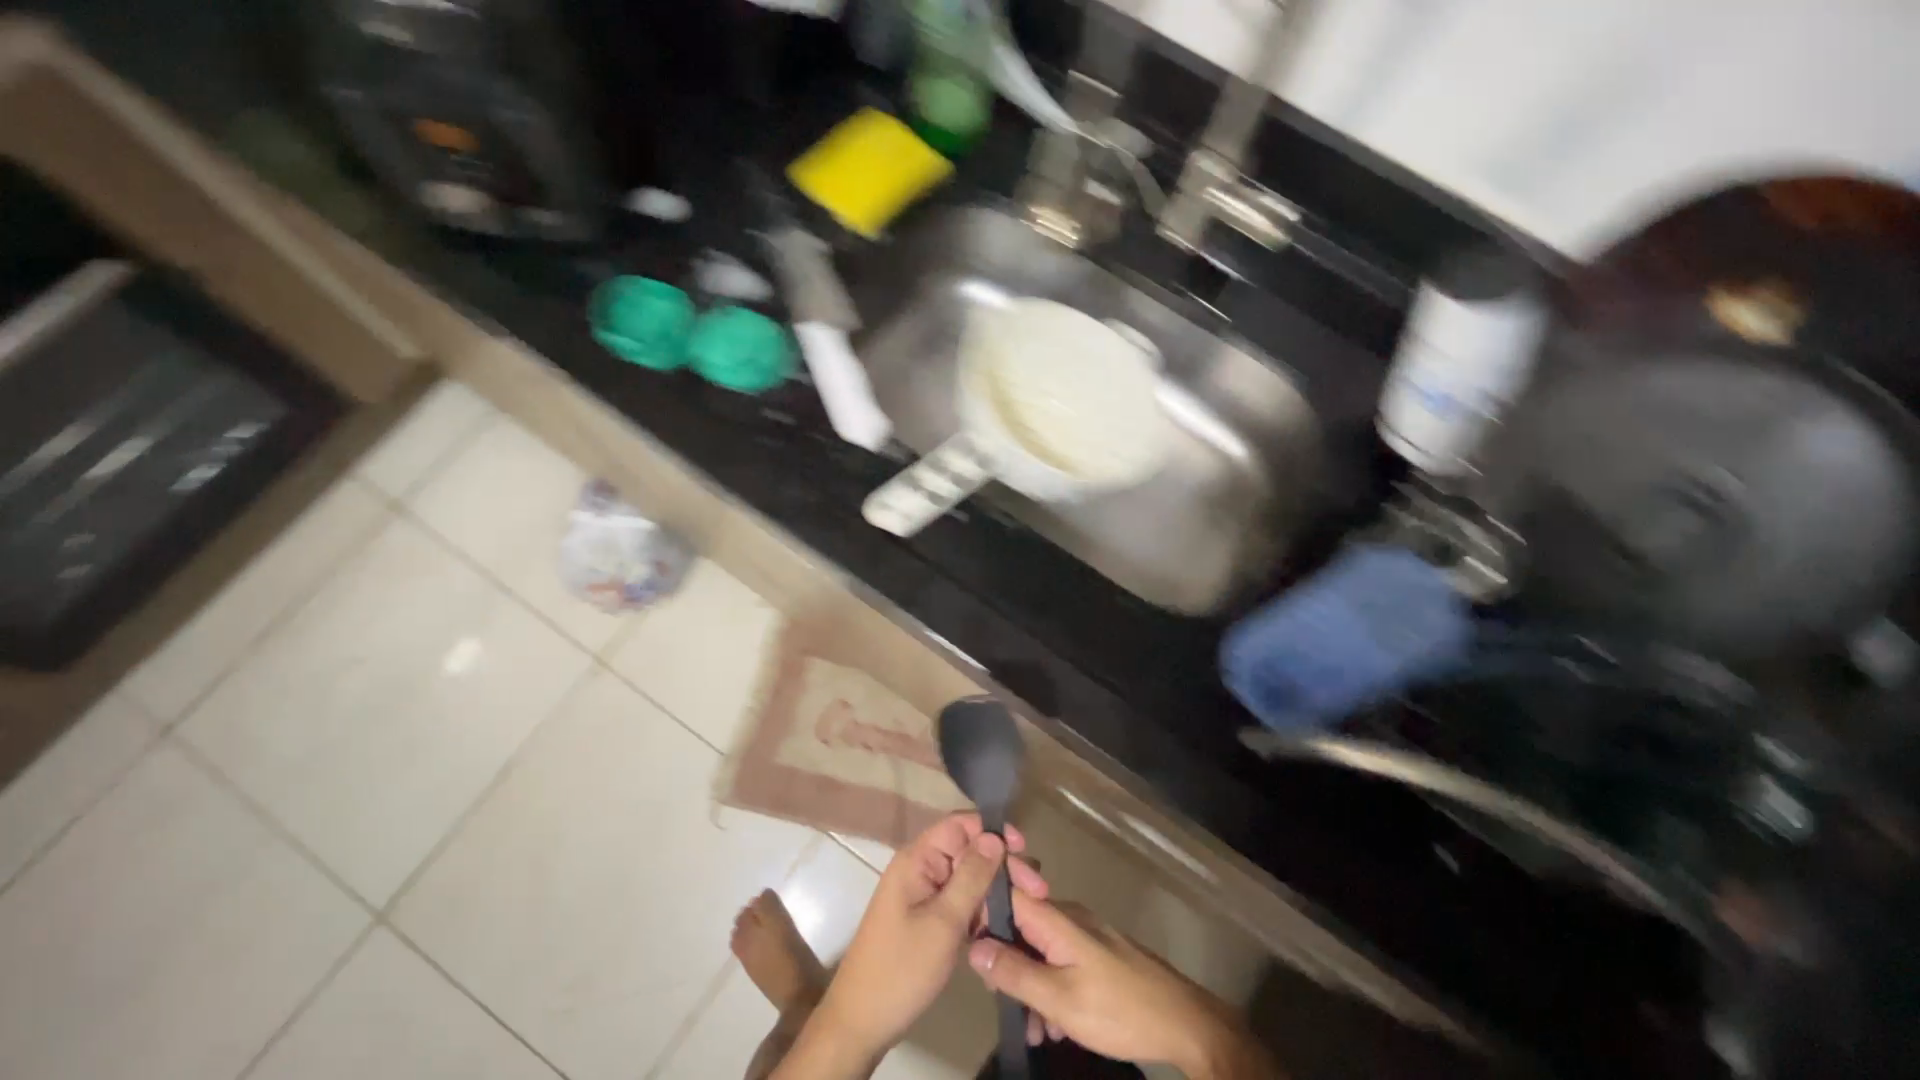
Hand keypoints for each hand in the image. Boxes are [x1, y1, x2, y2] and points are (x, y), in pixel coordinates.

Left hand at [812, 813, 1047, 1058]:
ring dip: (997, 891)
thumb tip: (995, 836)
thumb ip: (972, 877)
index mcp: (916, 860)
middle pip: (968, 851)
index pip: (960, 825)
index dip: (993, 831)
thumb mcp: (944, 922)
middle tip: (1040, 892)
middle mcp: (919, 869)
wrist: (862, 1021)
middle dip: (1003, 866)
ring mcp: (922, 895)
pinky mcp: (927, 919)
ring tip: (1031, 910)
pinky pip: (961, 902)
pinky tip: (1007, 925)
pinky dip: (983, 910)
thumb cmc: (902, 969)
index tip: (1025, 851)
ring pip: (968, 879)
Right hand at [968, 895, 1275, 1079]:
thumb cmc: (1119, 1009)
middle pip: (1020, 926)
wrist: (1185, 1025)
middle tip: (1005, 1002)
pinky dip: (1052, 989)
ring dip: (1030, 985)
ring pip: (1041, 950)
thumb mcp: (1058, 998)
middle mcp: (1070, 917)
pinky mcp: (1100, 956)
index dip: (982, 909)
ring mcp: (1087, 936)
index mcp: (1057, 919)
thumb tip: (974, 945)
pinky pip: (1061, 963)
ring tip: (1036, 1029)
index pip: (1007, 892)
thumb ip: (1014, 971)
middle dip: (1006, 963)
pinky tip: (1057, 1025)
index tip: (967, 940)